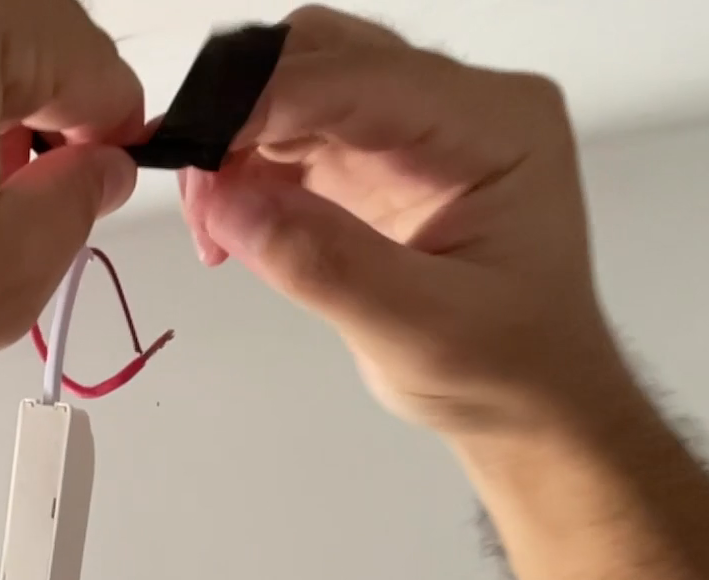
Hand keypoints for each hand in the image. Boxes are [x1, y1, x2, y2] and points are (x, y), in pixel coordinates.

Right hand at [181, 6, 631, 435]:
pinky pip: (285, 145)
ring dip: (231, 146)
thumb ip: (323, 264)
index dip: (266, 99)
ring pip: (291, 95)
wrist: (520, 392)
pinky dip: (240, 177)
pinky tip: (227, 231)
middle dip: (240, 113)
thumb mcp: (416, 328)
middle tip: (198, 202)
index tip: (189, 146)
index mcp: (488, 124)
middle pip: (320, 58)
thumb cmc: (496, 363)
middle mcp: (445, 108)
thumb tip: (224, 206)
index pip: (361, 79)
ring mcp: (400, 135)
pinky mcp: (364, 169)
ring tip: (208, 228)